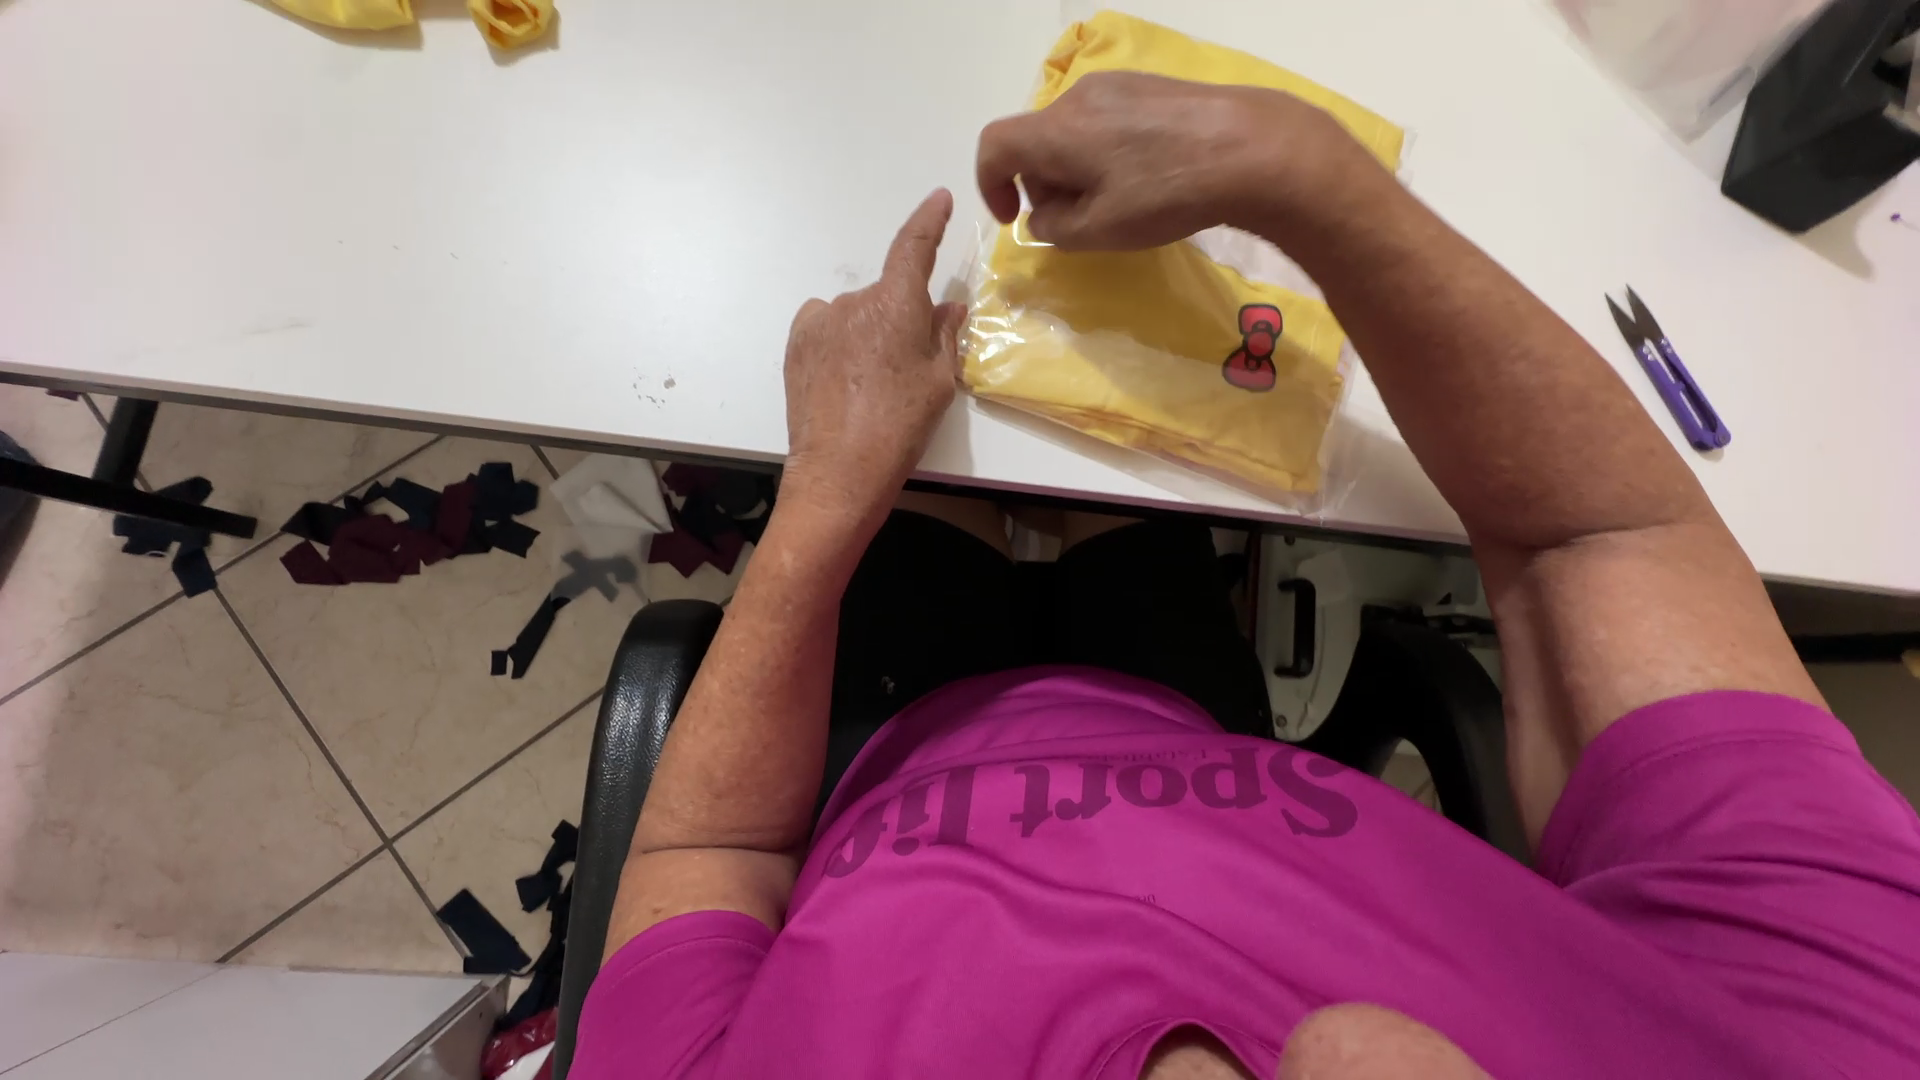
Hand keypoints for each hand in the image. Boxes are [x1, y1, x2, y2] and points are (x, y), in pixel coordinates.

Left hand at [782, 188, 967, 532]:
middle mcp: (854, 302)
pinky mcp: (796, 343)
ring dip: (867, 334)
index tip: (938, 200)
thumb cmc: (900, 427)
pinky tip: (844, 378)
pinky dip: (839, 341)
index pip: (914, 247)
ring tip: (871, 383)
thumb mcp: (939, 383)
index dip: (929, 221)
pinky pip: (826, 327)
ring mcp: (820, 321)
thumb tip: (949, 306)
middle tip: (907, 368)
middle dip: (900, 319)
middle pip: (885, 295)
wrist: (839, 469)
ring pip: (855, 315)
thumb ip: (944, 335)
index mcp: (896, 305)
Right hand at [976, 72, 1382, 250]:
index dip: (990, 186)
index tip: (1014, 220)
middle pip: (1034, 141)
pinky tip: (1140, 182)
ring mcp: (1118, 86)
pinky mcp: (1149, 88)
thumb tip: (1044, 213)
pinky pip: (1102, 123)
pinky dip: (1101, 157)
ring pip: (1069, 134)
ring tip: (1112, 207)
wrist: (1249, 151)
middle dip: (1040, 186)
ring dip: (1072, 174)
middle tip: (1074, 223)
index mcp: (1056, 130)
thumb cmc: (1163, 196)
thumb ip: (1052, 226)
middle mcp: (1079, 97)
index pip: (994, 146)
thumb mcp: (1096, 231)